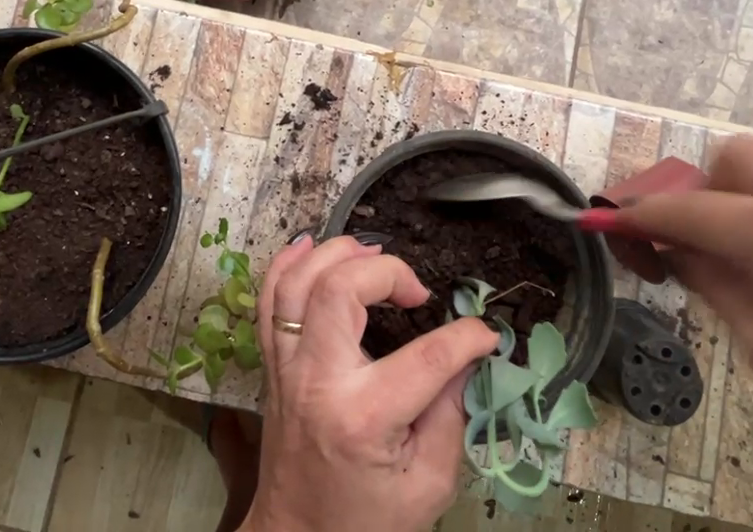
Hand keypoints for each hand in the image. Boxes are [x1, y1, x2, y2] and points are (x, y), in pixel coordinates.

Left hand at [239, 235, 498, 531]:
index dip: (466, 337)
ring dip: (335, 254)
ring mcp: (287, 367)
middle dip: (385, 271)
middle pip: (338, 291)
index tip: (485, 334)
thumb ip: (451, 416)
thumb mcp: (428, 485)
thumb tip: (467, 357)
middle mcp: (317, 381)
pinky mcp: (272, 363)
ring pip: (296, 283)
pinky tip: (313, 247)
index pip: (425, 357)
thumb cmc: (366, 520)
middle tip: (415, 291)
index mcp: (363, 418)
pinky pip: (267, 299)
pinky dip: (287, 264)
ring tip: (372, 255)